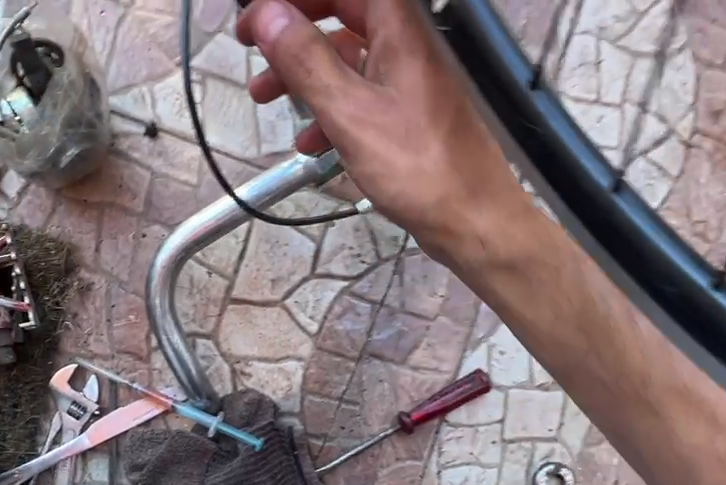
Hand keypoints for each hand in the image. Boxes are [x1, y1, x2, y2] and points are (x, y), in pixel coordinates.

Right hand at [237, 0, 538, 269]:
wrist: (473, 221)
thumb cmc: (420, 169)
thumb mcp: (351, 115)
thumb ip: (307, 63)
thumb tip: (268, 17)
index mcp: (397, 28)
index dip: (293, 0)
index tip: (253, 21)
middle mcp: (406, 46)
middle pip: (340, 18)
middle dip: (292, 35)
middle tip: (252, 51)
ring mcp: (409, 84)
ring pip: (347, 63)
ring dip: (304, 77)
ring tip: (266, 96)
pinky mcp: (410, 119)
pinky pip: (362, 101)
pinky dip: (331, 114)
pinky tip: (310, 142)